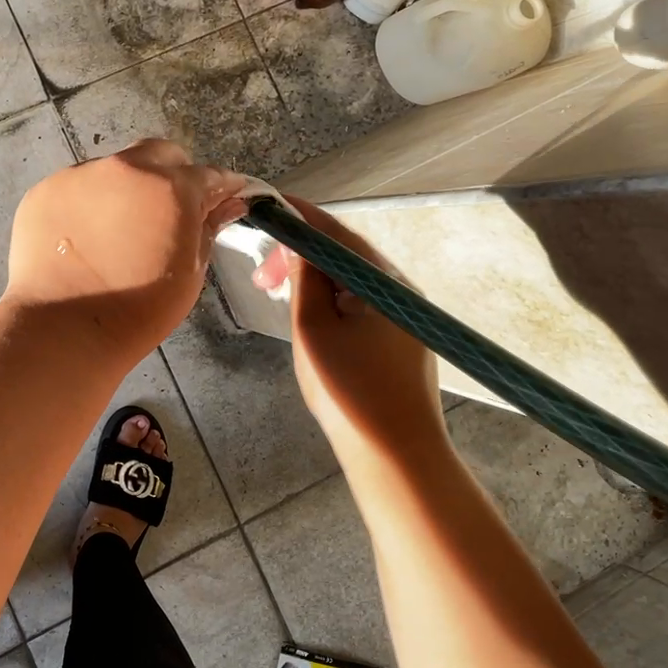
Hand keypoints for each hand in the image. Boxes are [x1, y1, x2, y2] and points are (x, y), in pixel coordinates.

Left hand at [4, 139, 245, 354]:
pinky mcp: (46, 188)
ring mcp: (81, 174)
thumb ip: (207, 228)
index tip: (225, 196)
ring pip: (114, 168)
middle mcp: (125, 168)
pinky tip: (85, 237)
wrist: (65, 327)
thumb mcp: (189, 272)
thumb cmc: (139, 310)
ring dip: (125, 188)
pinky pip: (78, 187)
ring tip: (118, 229)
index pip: (207, 174)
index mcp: (170, 187)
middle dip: (172, 173)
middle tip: (170, 208)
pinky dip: (88, 203)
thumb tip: (227, 203)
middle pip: (158, 154)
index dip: (220, 187)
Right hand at [252, 198, 446, 456]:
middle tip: (261, 277)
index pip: (336, 232)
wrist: (398, 459)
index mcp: (383, 281)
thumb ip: (304, 279)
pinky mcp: (403, 338)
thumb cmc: (350, 393)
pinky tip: (311, 316)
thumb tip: (297, 244)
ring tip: (279, 295)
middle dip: (301, 255)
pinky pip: (362, 301)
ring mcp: (406, 316)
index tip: (267, 207)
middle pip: (346, 254)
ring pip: (352, 280)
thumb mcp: (313, 330)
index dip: (300, 217)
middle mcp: (401, 290)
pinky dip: (331, 297)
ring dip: (314, 278)